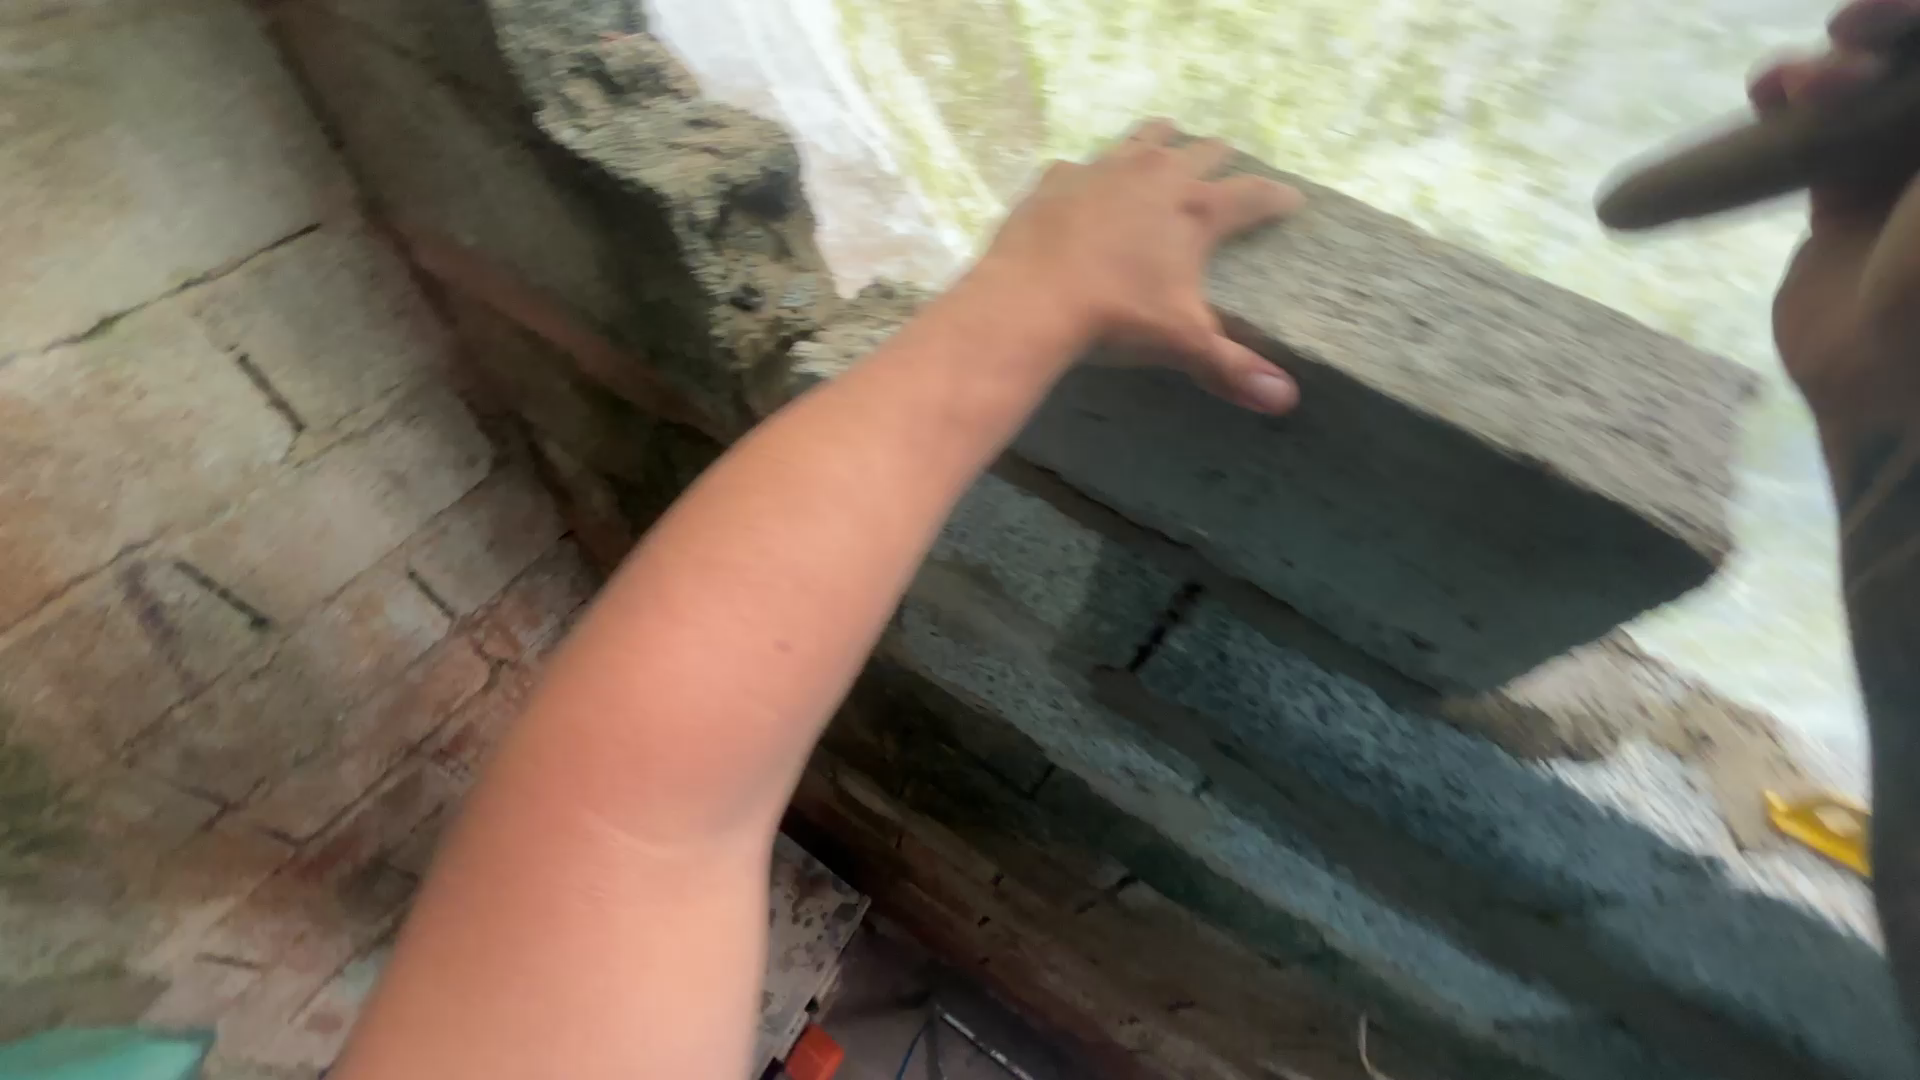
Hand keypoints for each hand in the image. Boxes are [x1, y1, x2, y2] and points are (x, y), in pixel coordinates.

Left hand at [969, 119, 1305, 414]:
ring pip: (1144, 138)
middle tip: (1227, 168)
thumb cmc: (1115, 318)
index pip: (1254, 195)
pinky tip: (1086, 187)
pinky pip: (1081, 165)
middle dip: (1221, 160)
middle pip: (1203, 152)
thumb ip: (1231, 366)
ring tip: (1168, 144)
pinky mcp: (1056, 180)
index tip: (1293, 201)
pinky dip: (1091, 174)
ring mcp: (1102, 170)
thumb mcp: (1179, 341)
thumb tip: (1286, 399)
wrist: (1030, 300)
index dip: (1277, 198)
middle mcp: (1155, 176)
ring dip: (1161, 141)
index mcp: (1196, 211)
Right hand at [1757, 0, 1919, 423]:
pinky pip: (1814, 143)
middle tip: (1849, 27)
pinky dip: (1783, 116)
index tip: (1890, 10)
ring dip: (1830, 72)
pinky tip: (1764, 95)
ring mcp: (1911, 170)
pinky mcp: (1847, 203)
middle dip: (1889, 32)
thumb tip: (1914, 33)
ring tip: (1787, 81)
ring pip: (1868, 92)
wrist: (1894, 370)